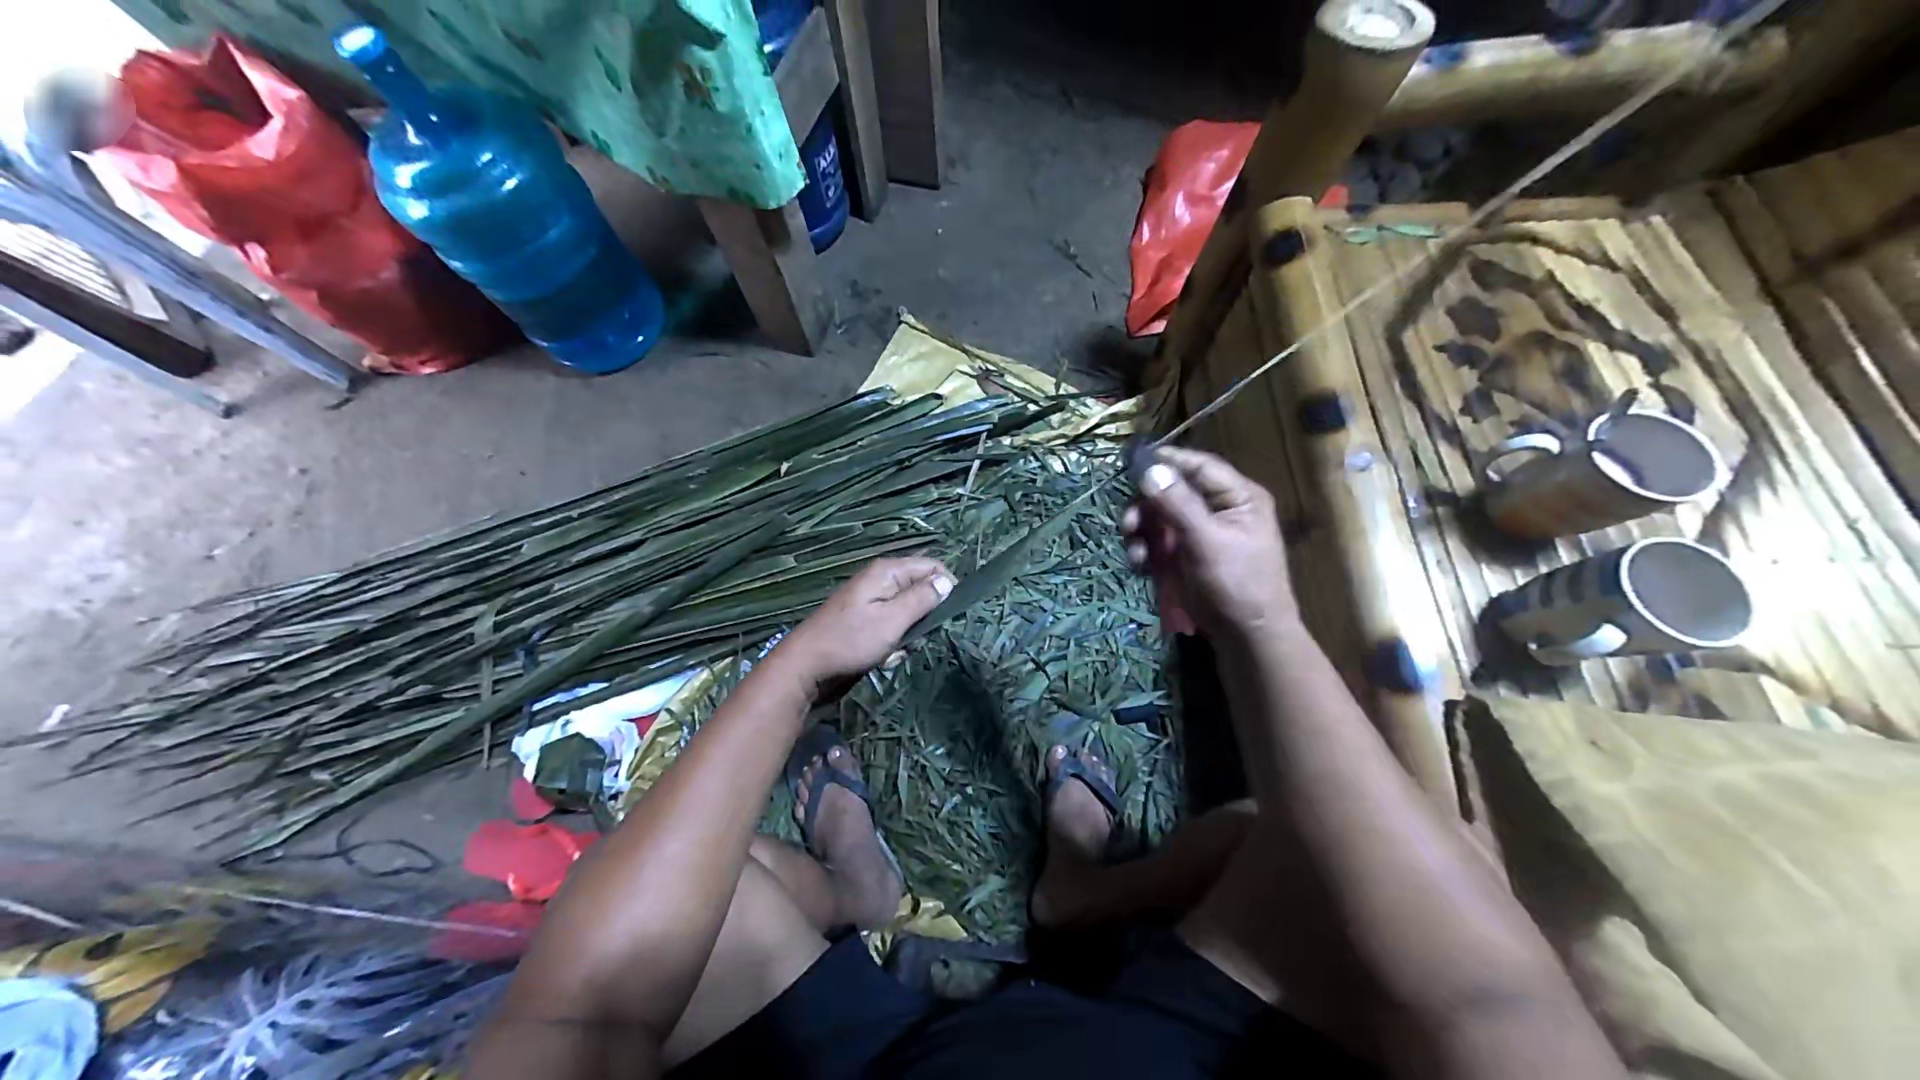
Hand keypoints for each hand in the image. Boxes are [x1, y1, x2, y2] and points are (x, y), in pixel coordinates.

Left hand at [771, 557, 954, 698]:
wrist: (805, 668)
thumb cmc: (850, 641)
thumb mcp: (892, 620)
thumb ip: (923, 599)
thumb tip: (948, 581)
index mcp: (887, 571)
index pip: (932, 566)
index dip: (946, 587)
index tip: (950, 615)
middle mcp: (880, 581)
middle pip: (922, 591)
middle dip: (926, 617)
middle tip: (917, 637)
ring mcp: (872, 603)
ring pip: (910, 614)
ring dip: (909, 635)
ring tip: (895, 650)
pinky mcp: (867, 624)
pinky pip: (894, 629)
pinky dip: (893, 644)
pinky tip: (883, 657)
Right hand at [1120, 446, 1297, 641]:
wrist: (1247, 637)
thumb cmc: (1236, 584)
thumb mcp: (1206, 541)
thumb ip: (1177, 504)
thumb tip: (1150, 469)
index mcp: (1238, 497)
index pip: (1198, 466)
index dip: (1166, 461)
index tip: (1131, 463)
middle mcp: (1219, 509)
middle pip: (1172, 491)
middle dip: (1146, 506)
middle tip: (1128, 523)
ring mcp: (1201, 533)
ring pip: (1160, 517)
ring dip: (1141, 531)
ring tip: (1135, 552)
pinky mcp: (1186, 555)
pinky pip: (1158, 541)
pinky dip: (1145, 550)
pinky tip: (1140, 565)